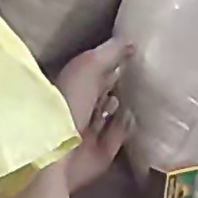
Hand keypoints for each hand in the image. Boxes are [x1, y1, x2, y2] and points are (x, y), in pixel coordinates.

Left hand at [52, 40, 134, 190]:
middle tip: (135, 72)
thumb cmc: (69, 104)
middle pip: (102, 93)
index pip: (91, 73)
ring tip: (134, 94)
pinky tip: (129, 116)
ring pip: (112, 115)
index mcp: (68, 89)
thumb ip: (110, 52)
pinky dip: (125, 126)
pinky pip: (120, 136)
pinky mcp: (102, 155)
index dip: (108, 61)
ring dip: (123, 105)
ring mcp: (89, 135)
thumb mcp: (88, 67)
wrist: (61, 153)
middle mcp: (78, 111)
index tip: (128, 52)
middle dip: (118, 83)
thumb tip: (132, 41)